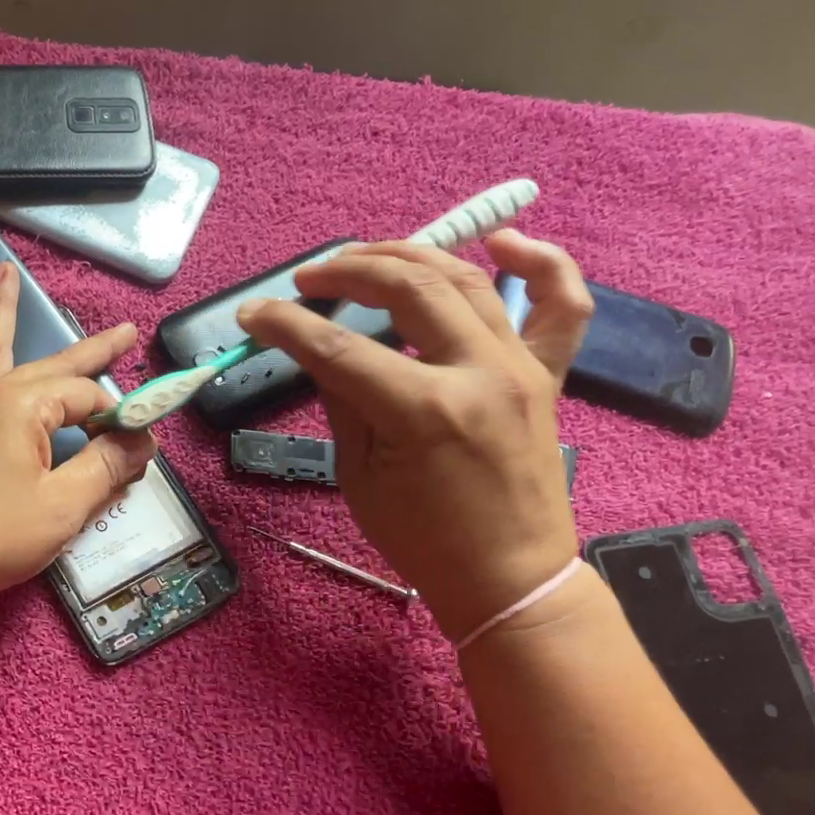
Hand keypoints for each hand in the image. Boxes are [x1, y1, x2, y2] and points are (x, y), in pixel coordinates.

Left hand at [0, 262, 156, 619]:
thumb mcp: (63, 508)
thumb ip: (106, 468)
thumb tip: (142, 443)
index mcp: (25, 406)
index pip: (91, 401)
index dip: (121, 424)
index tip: (140, 452)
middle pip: (54, 366)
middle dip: (93, 350)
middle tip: (125, 331)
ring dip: (1, 311)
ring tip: (3, 271)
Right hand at [236, 230, 593, 640]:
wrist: (507, 574)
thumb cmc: (420, 537)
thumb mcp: (358, 473)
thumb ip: (344, 401)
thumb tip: (324, 351)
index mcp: (424, 410)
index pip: (339, 346)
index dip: (286, 324)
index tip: (252, 314)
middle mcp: (479, 373)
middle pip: (408, 291)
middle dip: (348, 272)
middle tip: (307, 278)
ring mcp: (522, 367)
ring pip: (467, 280)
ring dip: (409, 256)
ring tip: (363, 256)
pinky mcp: (548, 374)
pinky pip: (562, 305)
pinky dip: (542, 262)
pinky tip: (503, 240)